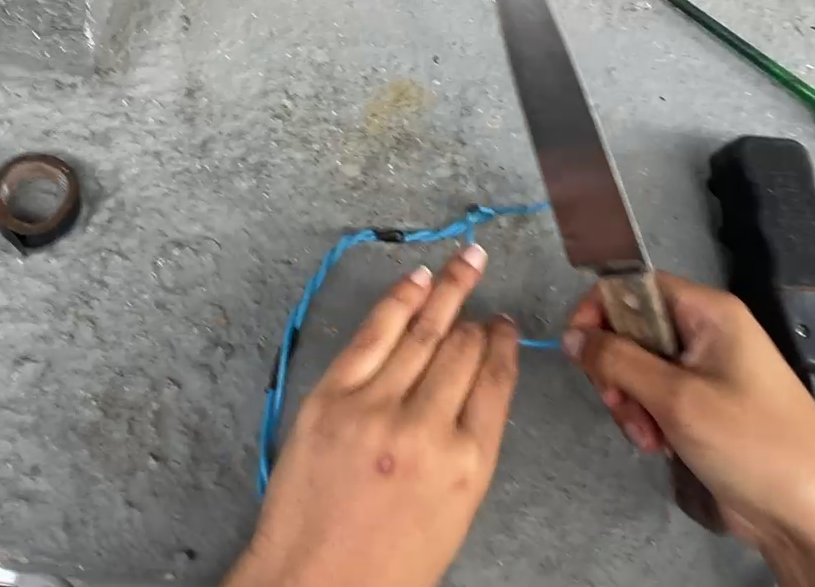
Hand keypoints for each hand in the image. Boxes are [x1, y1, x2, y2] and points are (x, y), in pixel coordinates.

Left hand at [226, 244, 517, 586]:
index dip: (502, 344)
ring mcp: (376, 406)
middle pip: (462, 350)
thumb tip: (476, 383)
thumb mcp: (453, 513)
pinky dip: (398, 300)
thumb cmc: (387, 564)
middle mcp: (427, 429)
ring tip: (466, 260)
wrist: (311, 586)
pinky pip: (374, 334)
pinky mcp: (332, 395)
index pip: (497, 381)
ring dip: (448, 288)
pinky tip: (417, 278)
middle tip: (483, 294)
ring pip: (424, 331)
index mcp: (468, 466)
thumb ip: (467, 447)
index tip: (503, 325)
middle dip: (476, 319)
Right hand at [564, 273, 814, 586]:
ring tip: (647, 436)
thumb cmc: (754, 445)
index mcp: (708, 311)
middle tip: (620, 404)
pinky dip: (646, 417)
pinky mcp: (703, 403)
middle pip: (630, 327)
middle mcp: (705, 331)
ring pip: (637, 364)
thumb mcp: (677, 398)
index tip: (580, 349)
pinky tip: (659, 444)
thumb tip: (571, 336)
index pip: (634, 285)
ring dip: (629, 400)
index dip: (600, 309)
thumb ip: (616, 360)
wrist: (813, 521)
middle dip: (615, 368)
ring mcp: (705, 369)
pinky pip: (654, 393)